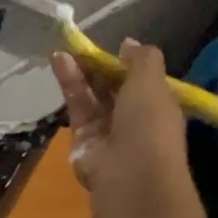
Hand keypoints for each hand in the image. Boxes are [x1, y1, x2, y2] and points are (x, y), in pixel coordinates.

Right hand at [50, 40, 187, 191]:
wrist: (129, 174)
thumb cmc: (149, 124)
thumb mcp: (152, 83)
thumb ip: (142, 59)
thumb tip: (128, 43)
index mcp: (158, 105)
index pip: (141, 80)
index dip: (126, 62)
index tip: (111, 46)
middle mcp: (133, 117)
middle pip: (113, 87)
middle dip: (98, 66)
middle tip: (80, 45)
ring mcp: (107, 128)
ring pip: (92, 95)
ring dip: (79, 72)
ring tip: (64, 50)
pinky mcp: (82, 136)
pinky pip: (76, 106)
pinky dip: (68, 84)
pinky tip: (59, 63)